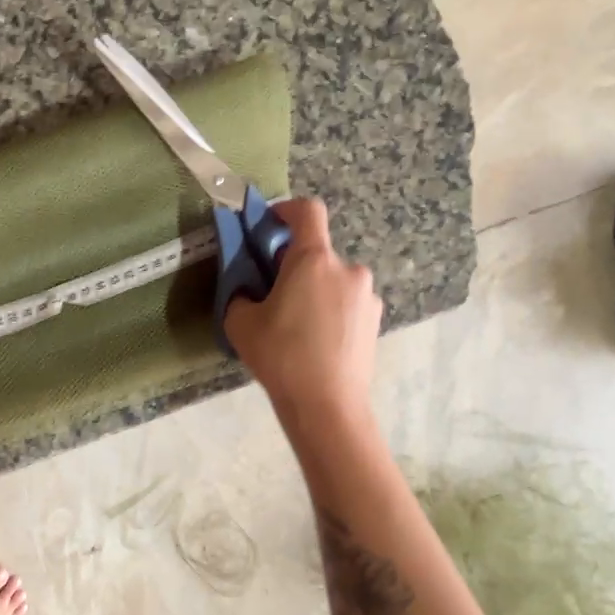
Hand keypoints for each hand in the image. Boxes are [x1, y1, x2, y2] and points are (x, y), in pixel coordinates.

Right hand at [225, 197, 382, 422]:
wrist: (326, 404)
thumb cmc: (279, 356)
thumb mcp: (240, 322)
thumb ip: (242, 294)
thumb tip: (250, 290)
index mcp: (312, 260)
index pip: (307, 211)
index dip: (285, 211)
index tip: (267, 227)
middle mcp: (346, 268)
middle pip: (316, 253)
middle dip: (293, 266)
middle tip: (270, 296)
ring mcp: (366, 295)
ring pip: (331, 281)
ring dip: (312, 291)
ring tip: (293, 327)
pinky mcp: (374, 320)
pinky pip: (345, 304)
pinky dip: (328, 312)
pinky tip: (314, 344)